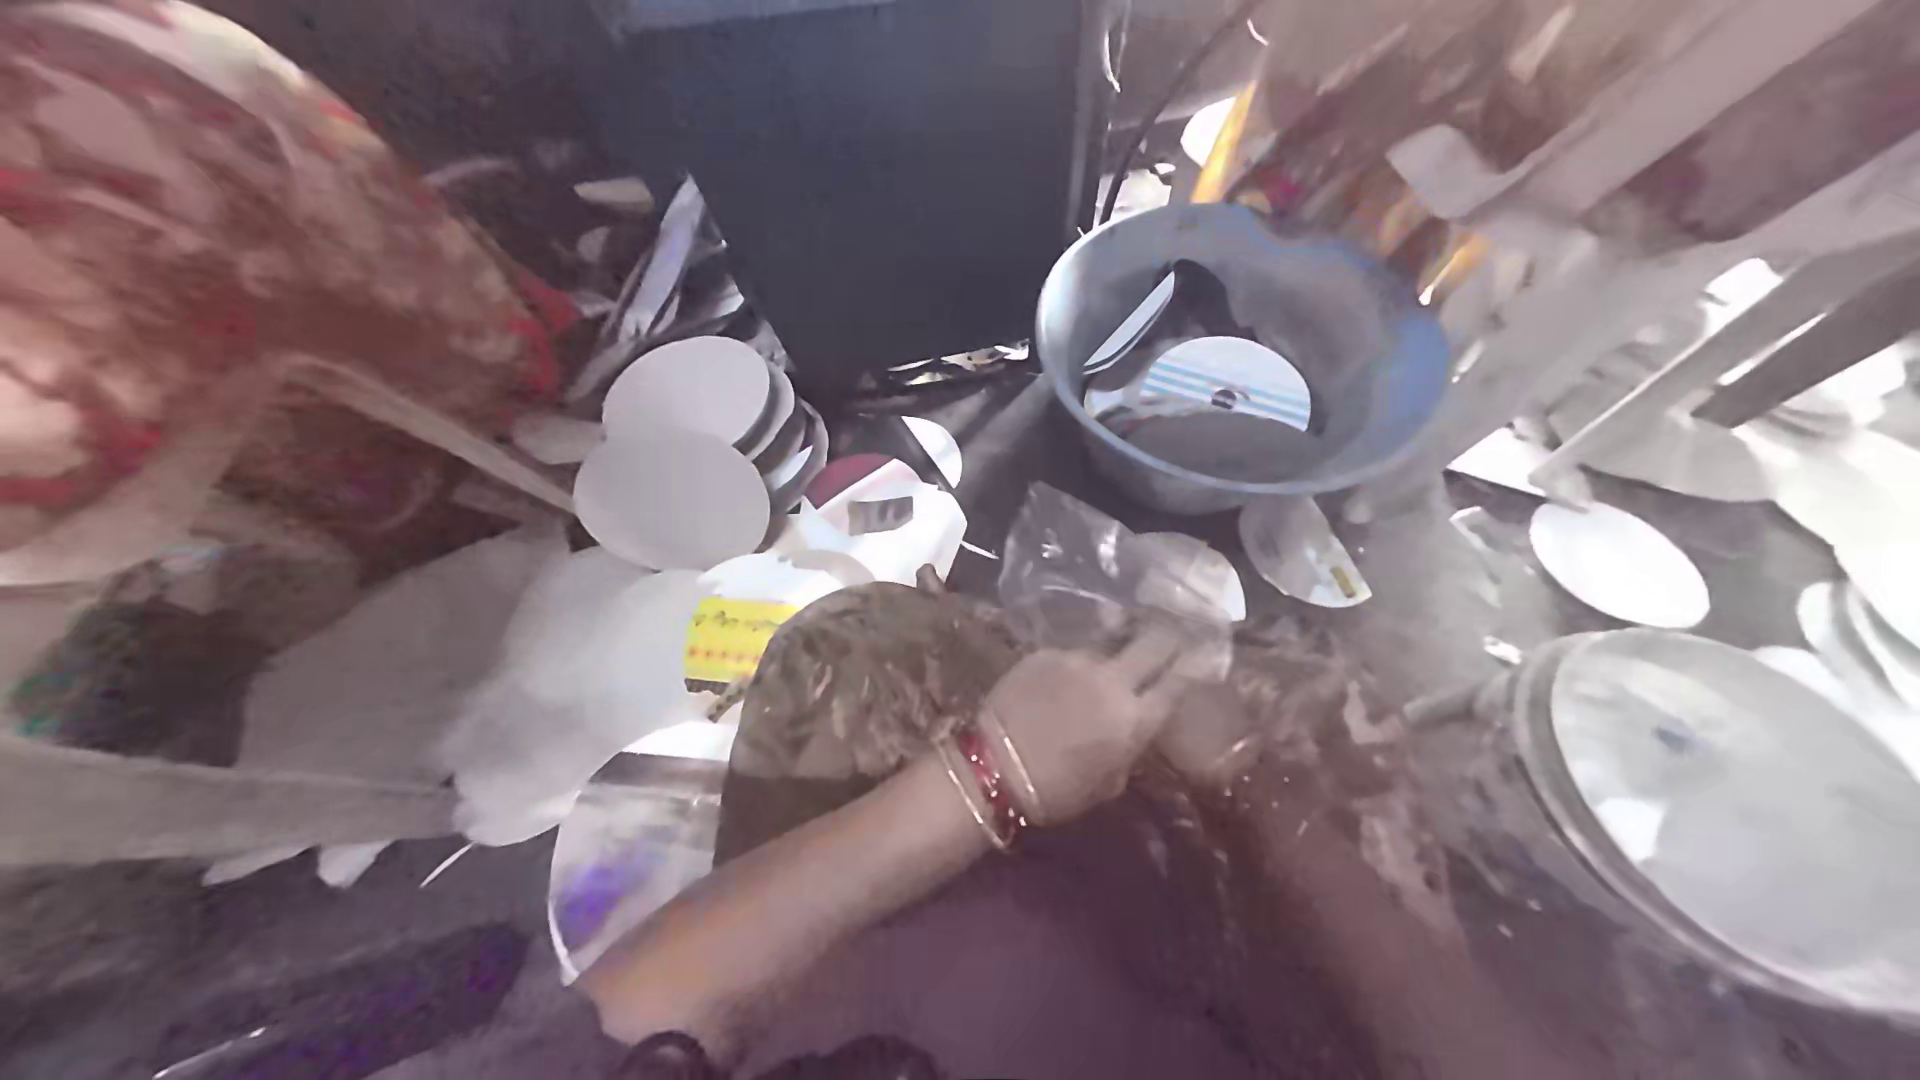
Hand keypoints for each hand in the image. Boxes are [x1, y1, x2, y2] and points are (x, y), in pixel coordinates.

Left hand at [974, 625, 1191, 826]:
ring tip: (1114, 653)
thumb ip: (1130, 746)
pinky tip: (1070, 672)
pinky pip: (1073, 652)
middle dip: (1167, 636)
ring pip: (1110, 645)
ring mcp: (1076, 660)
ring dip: (1116, 650)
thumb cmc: (1056, 789)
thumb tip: (1136, 725)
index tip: (1203, 652)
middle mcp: (1112, 681)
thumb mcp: (1109, 781)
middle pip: (1153, 643)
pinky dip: (1078, 661)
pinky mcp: (1045, 652)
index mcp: (1133, 719)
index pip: (1177, 682)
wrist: (993, 767)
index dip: (1194, 665)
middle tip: (1173, 631)